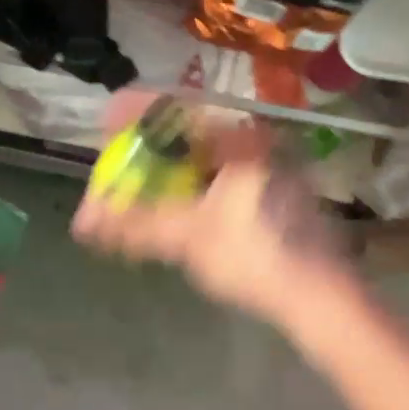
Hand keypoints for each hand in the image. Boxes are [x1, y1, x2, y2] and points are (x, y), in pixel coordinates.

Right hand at [71, 90, 355, 325]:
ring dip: (170, 167)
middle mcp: (258, 145)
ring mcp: (272, 170)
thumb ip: (133, 225)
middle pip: (191, 131)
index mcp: (239, 141)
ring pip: (208, 156)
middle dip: (150, 143)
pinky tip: (175, 205)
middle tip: (121, 155)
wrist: (325, 300)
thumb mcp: (187, 238)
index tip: (108, 114)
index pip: (179, 108)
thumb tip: (83, 223)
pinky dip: (193, 184)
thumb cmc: (257, 257)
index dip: (138, 109)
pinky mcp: (277, 195)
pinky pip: (222, 175)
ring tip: (140, 181)